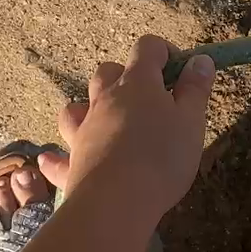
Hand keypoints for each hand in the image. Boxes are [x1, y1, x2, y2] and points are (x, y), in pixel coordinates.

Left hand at [39, 35, 214, 224]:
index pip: (147, 48)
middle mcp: (105, 99)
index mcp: (137, 83)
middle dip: (126, 76)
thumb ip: (195, 89)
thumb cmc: (161, 157)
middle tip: (147, 100)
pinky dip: (56, 157)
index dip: (164, 52)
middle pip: (108, 72)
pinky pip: (58, 156)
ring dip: (87, 107)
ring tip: (103, 121)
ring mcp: (84, 130)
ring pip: (76, 106)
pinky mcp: (72, 162)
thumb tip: (200, 60)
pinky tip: (50, 160)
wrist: (115, 203)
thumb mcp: (191, 120)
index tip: (181, 72)